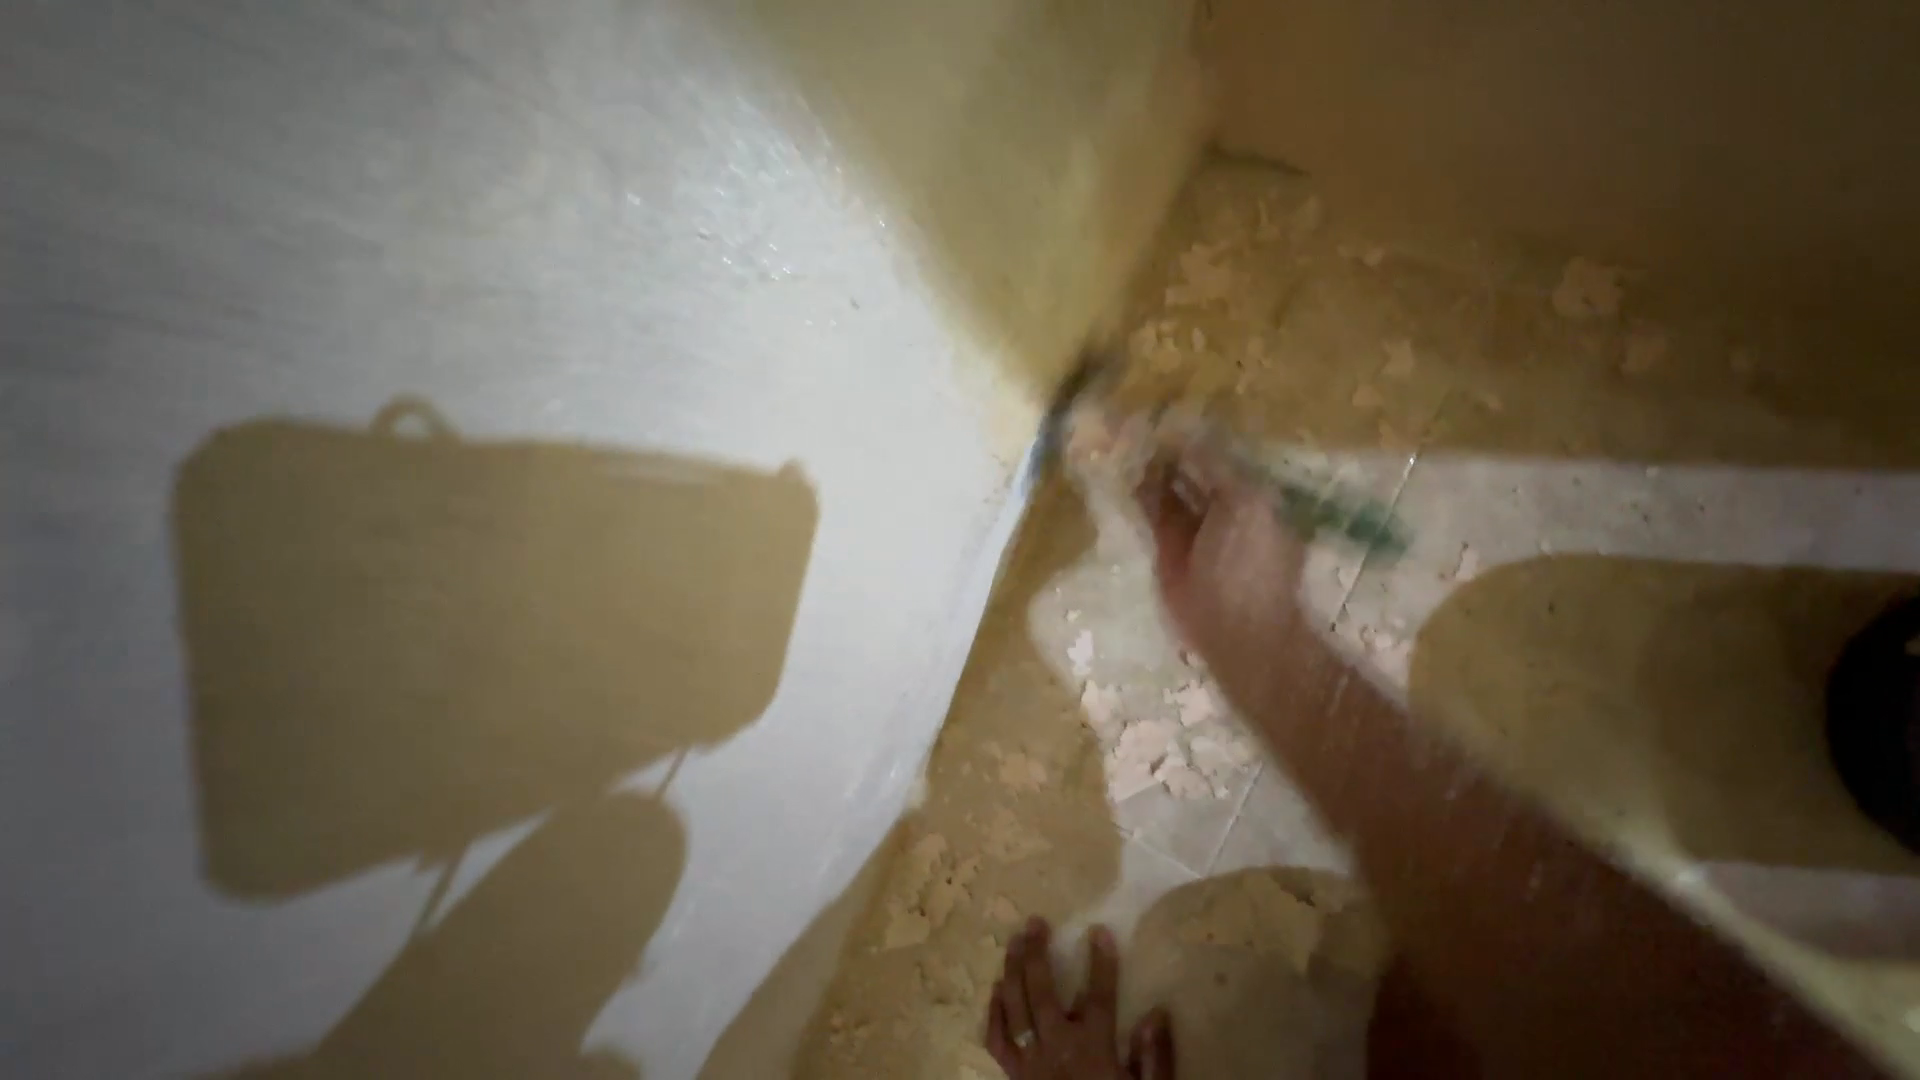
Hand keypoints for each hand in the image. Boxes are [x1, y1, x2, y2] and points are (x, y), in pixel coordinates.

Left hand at [986, 918, 1173, 1078]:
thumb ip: (1156, 1059)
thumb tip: (1157, 1013)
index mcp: (1094, 1051)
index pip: (1100, 996)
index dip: (1101, 963)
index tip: (1099, 932)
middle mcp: (1057, 1049)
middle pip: (1042, 990)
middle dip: (1038, 952)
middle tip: (1035, 921)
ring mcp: (1031, 1063)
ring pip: (1014, 1005)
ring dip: (1012, 969)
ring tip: (1015, 941)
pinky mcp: (1014, 1077)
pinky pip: (996, 1040)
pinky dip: (994, 1012)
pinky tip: (996, 990)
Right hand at [1133, 437, 1313, 715]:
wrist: (1239, 628)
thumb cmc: (1252, 563)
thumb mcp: (1245, 503)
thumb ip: (1215, 466)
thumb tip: (1187, 432)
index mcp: (1250, 494)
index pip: (1218, 455)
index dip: (1194, 435)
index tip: (1167, 413)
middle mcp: (1220, 507)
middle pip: (1190, 469)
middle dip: (1168, 449)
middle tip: (1138, 421)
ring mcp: (1191, 528)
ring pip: (1168, 488)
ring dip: (1149, 468)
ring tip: (1124, 439)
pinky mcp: (1165, 549)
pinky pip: (1151, 512)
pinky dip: (1139, 493)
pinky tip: (1123, 470)